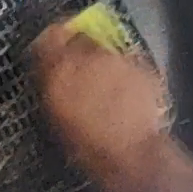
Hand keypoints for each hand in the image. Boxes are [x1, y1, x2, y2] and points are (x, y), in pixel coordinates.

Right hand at [31, 23, 178, 191]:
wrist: (133, 157)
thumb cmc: (86, 147)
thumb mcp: (55, 118)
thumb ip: (51, 86)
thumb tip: (48, 71)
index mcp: (62, 68)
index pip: (51, 35)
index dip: (51, 41)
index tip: (51, 50)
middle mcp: (91, 55)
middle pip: (80, 39)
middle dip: (77, 53)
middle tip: (78, 73)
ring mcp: (120, 60)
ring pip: (105, 52)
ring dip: (101, 64)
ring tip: (104, 87)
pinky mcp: (144, 68)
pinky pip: (127, 64)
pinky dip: (123, 74)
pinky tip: (125, 95)